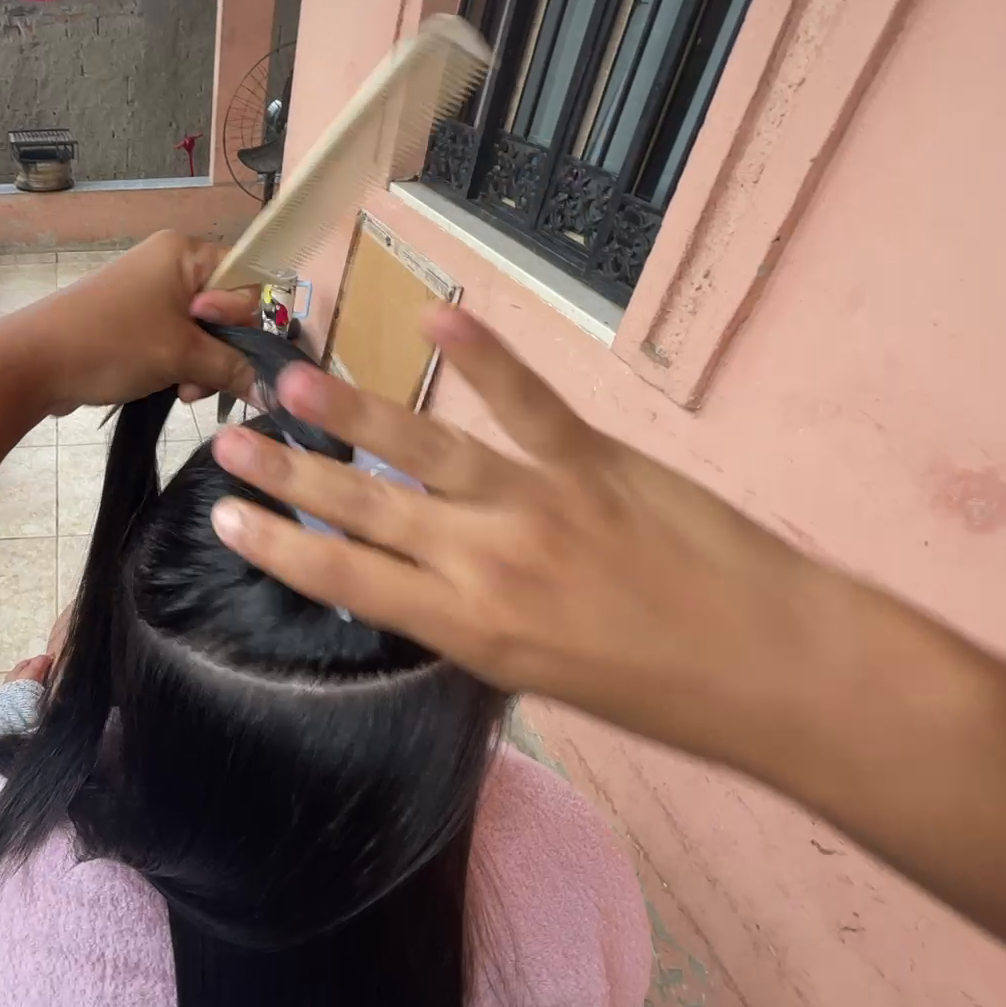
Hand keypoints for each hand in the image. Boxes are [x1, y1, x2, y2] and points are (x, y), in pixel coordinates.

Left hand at [4, 230, 258, 414]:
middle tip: (197, 380)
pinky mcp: (133, 323)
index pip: (246, 281)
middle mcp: (170, 265)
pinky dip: (177, 367)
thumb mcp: (182, 357)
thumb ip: (235, 369)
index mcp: (185, 253)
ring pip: (201, 335)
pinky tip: (169, 388)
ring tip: (180, 390)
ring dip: (199, 367)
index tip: (216, 344)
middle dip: (219, 352)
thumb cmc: (112, 346)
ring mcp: (149, 295)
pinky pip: (175, 343)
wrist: (34, 363)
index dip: (242, 319)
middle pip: (225, 312)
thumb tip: (276, 391)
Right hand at [205, 305, 854, 750]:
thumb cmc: (644, 688)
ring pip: (424, 448)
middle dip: (285, 473)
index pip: (340, 578)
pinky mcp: (593, 461)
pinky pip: (528, 404)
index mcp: (462, 624)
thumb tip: (394, 565)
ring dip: (352, 412)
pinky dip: (485, 357)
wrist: (781, 675)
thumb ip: (450, 611)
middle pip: (361, 509)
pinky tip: (439, 318)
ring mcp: (536, 503)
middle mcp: (483, 560)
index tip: (224, 515)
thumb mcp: (521, 670)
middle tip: (226, 440)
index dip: (274, 545)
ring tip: (292, 378)